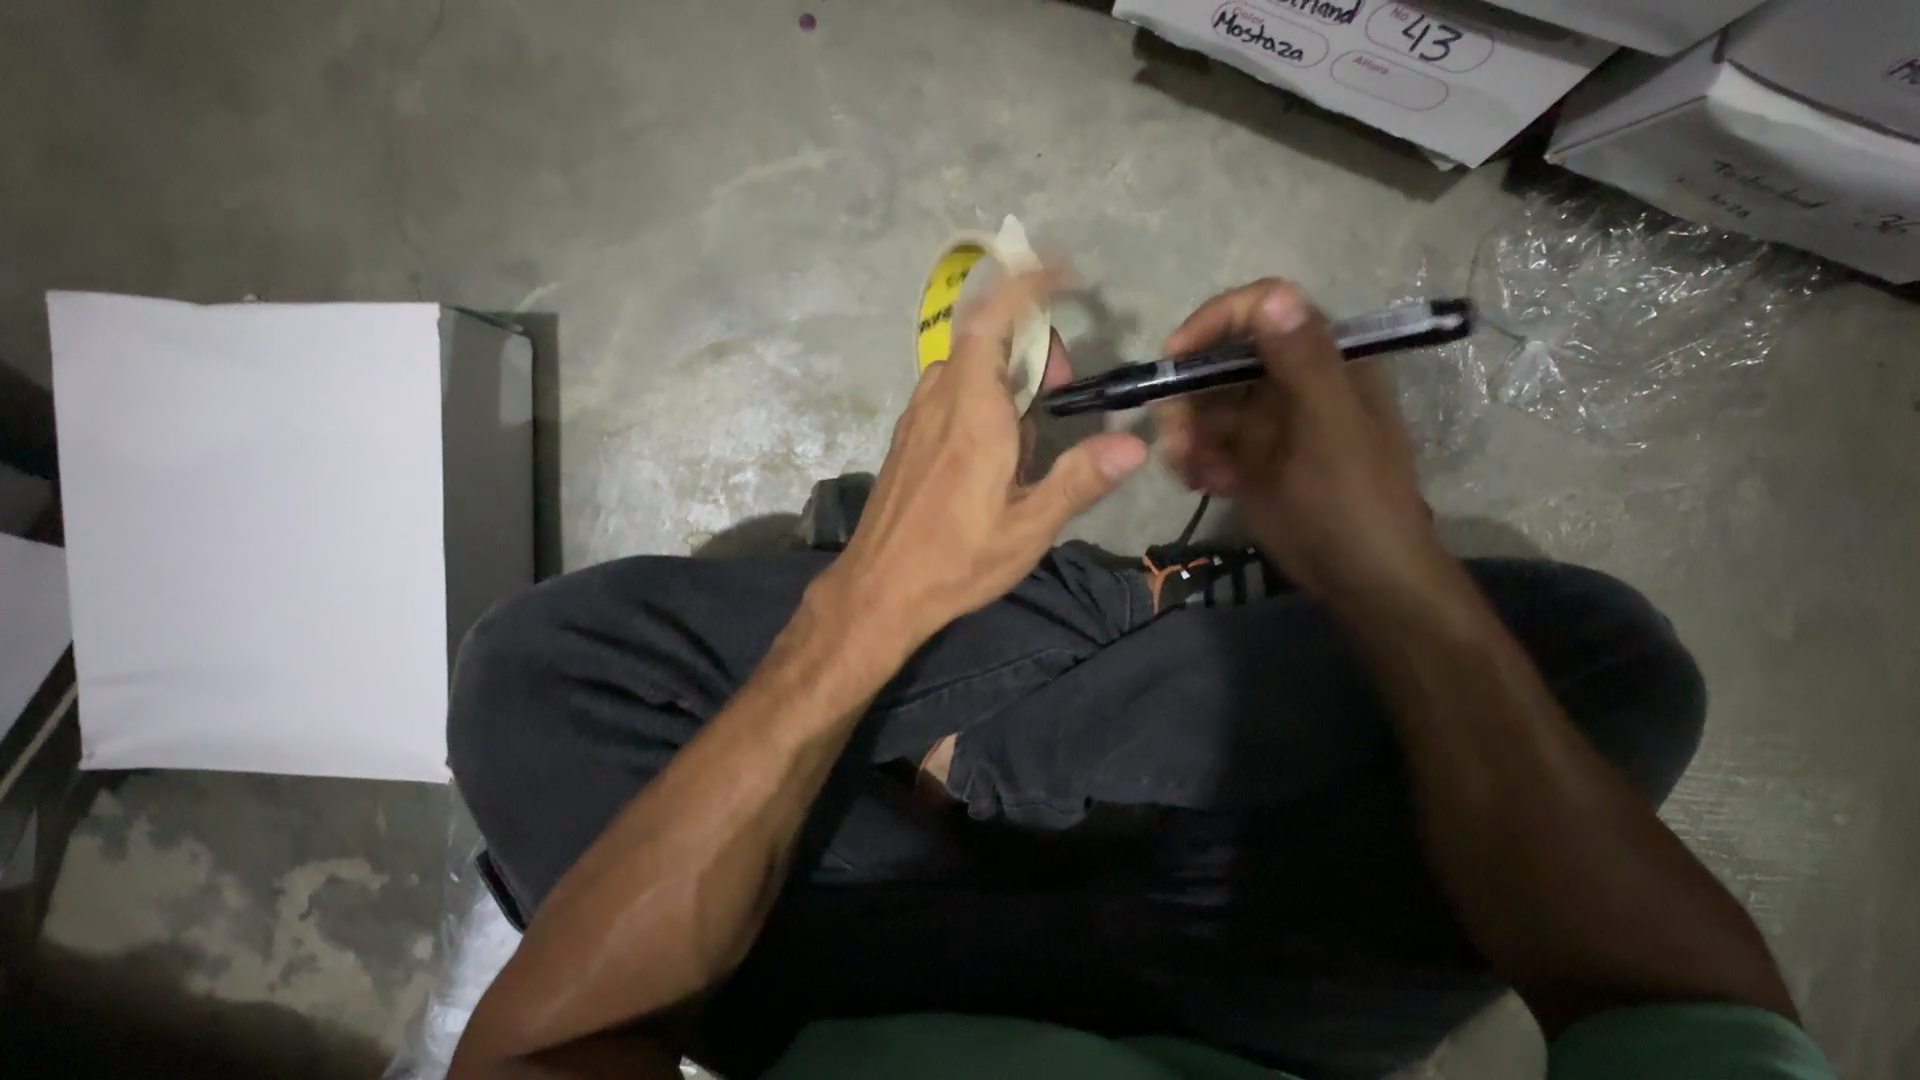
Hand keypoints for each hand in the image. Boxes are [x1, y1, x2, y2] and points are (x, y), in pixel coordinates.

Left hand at [819, 268, 1147, 643]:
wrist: (878, 590)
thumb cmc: (956, 560)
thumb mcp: (1028, 528)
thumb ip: (1079, 480)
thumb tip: (1135, 445)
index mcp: (973, 412)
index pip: (993, 320)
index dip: (1025, 285)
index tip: (1062, 273)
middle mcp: (939, 400)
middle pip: (984, 338)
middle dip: (1031, 344)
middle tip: (1062, 388)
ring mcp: (917, 418)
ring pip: (965, 366)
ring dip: (1006, 372)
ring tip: (1034, 425)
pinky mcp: (908, 438)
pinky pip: (948, 392)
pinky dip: (982, 394)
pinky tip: (996, 450)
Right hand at [1153, 280, 1440, 601]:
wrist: (1362, 580)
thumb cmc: (1354, 502)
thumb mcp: (1331, 430)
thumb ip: (1304, 362)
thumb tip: (1272, 294)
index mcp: (1325, 360)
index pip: (1262, 310)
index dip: (1214, 323)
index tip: (1174, 357)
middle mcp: (1292, 382)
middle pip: (1219, 360)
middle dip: (1189, 396)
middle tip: (1176, 438)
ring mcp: (1269, 422)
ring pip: (1205, 405)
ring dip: (1187, 435)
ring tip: (1192, 471)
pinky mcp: (1250, 458)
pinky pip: (1206, 443)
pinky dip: (1196, 461)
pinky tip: (1207, 485)